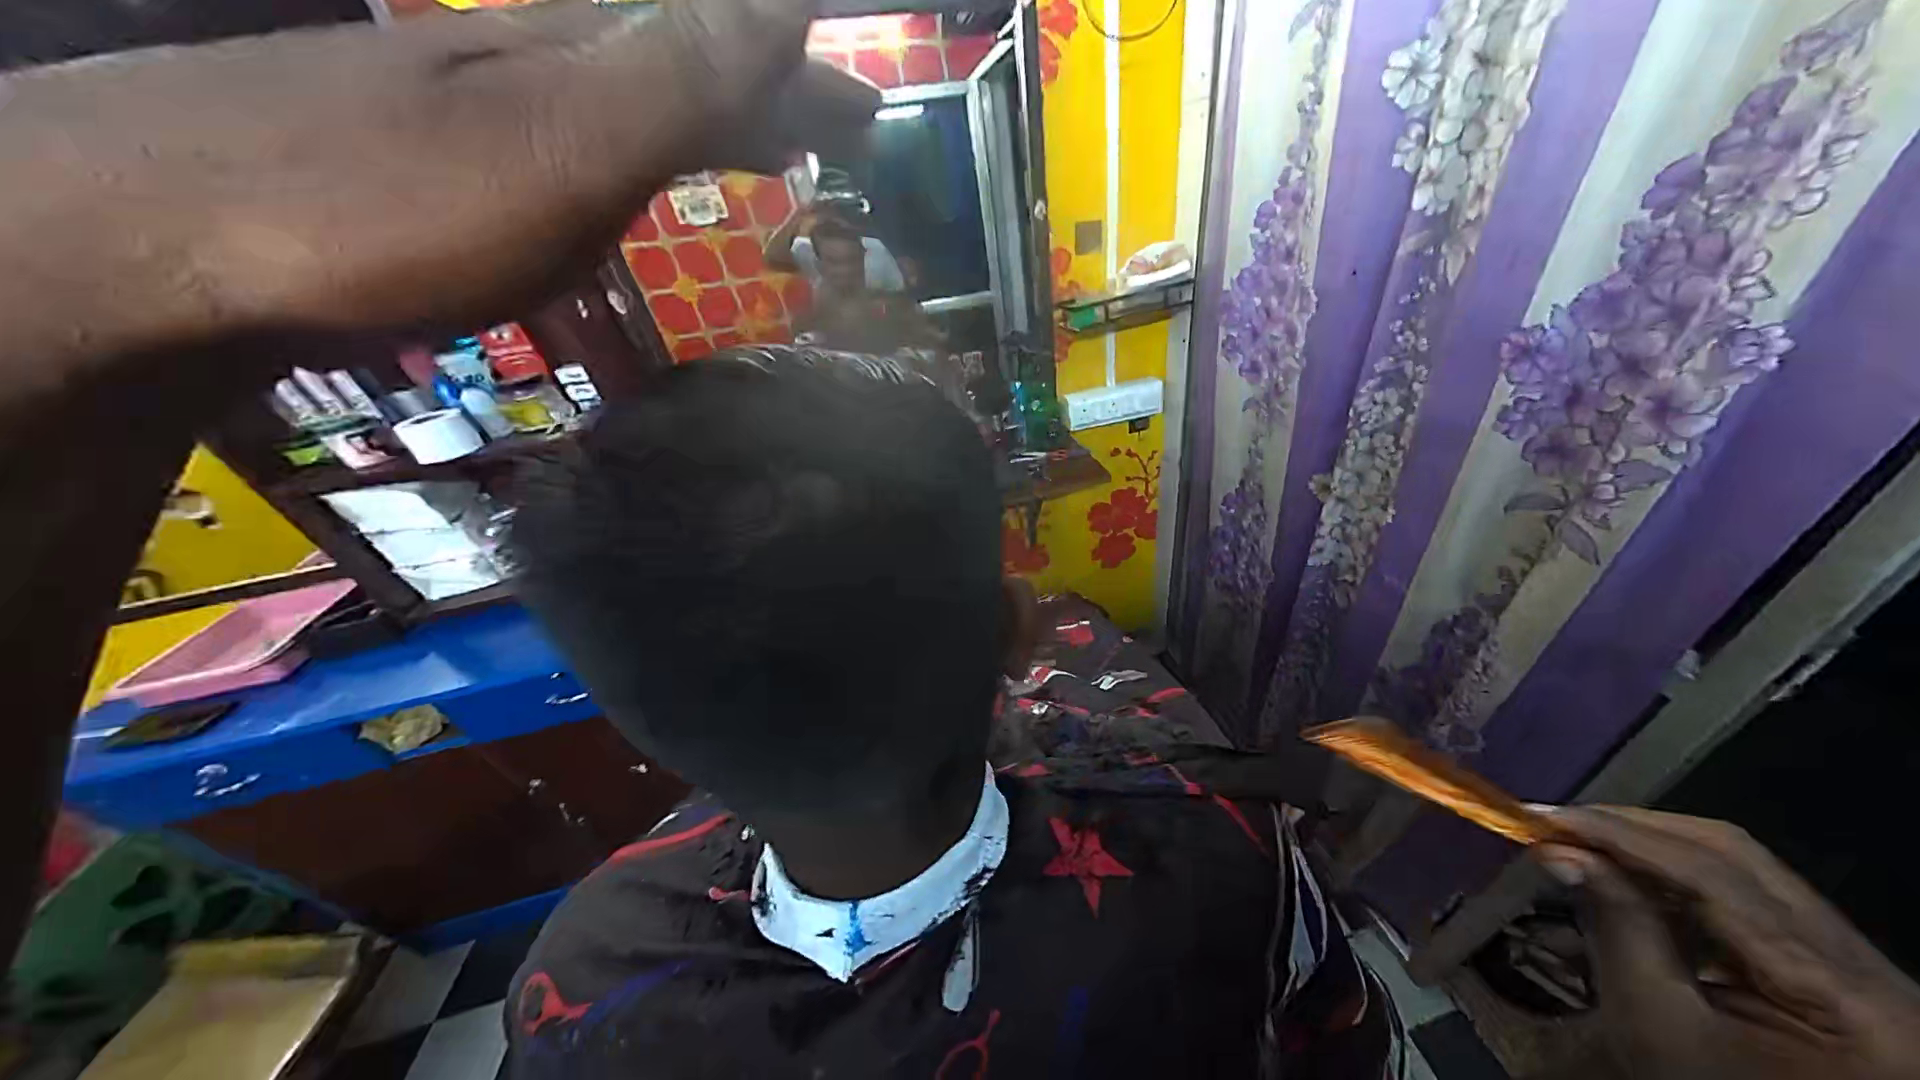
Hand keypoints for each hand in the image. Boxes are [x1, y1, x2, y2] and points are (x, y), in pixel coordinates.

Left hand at [0, 0, 875, 372]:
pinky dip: (635, 152)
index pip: (722, 46)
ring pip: (629, 98)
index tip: (868, 110)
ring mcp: (484, 109)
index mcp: (576, 56)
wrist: (165, 238)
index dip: (802, 76)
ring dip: (710, 121)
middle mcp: (535, 63)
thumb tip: (783, 9)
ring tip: (763, 150)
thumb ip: (674, 79)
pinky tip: (633, 176)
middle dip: (770, 97)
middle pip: (681, 62)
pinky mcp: (442, 159)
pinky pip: (576, 139)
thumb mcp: (559, 146)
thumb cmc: (387, 206)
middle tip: (835, 135)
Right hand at [1538, 807, 1919, 1079]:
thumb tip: (1562, 851)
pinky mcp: (1827, 964)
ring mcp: (1854, 962)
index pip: (1717, 877)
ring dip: (1649, 847)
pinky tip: (1623, 877)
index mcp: (1846, 993)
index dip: (1622, 836)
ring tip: (1581, 842)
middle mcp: (1869, 965)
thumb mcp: (1657, 1023)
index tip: (1544, 816)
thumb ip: (1618, 927)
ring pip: (1739, 867)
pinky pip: (1745, 897)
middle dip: (1635, 830)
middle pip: (1735, 857)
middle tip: (1560, 823)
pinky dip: (1672, 877)